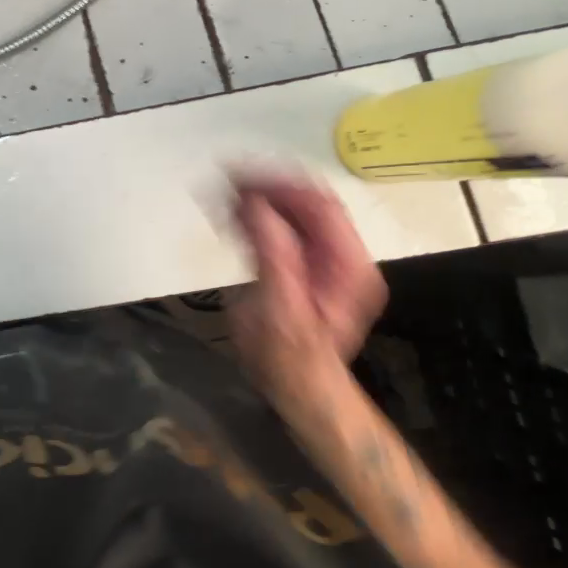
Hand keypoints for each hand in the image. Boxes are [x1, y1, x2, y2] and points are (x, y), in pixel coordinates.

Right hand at [227, 173, 387, 395]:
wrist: (295, 387)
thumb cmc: (289, 356)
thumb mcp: (279, 306)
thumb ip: (272, 252)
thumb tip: (255, 204)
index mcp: (347, 265)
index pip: (322, 207)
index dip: (283, 186)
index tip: (242, 179)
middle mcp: (340, 256)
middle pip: (307, 204)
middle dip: (267, 188)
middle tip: (225, 181)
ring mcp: (320, 260)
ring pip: (291, 212)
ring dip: (256, 199)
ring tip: (220, 195)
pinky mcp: (299, 264)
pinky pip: (279, 228)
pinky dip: (253, 217)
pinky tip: (228, 215)